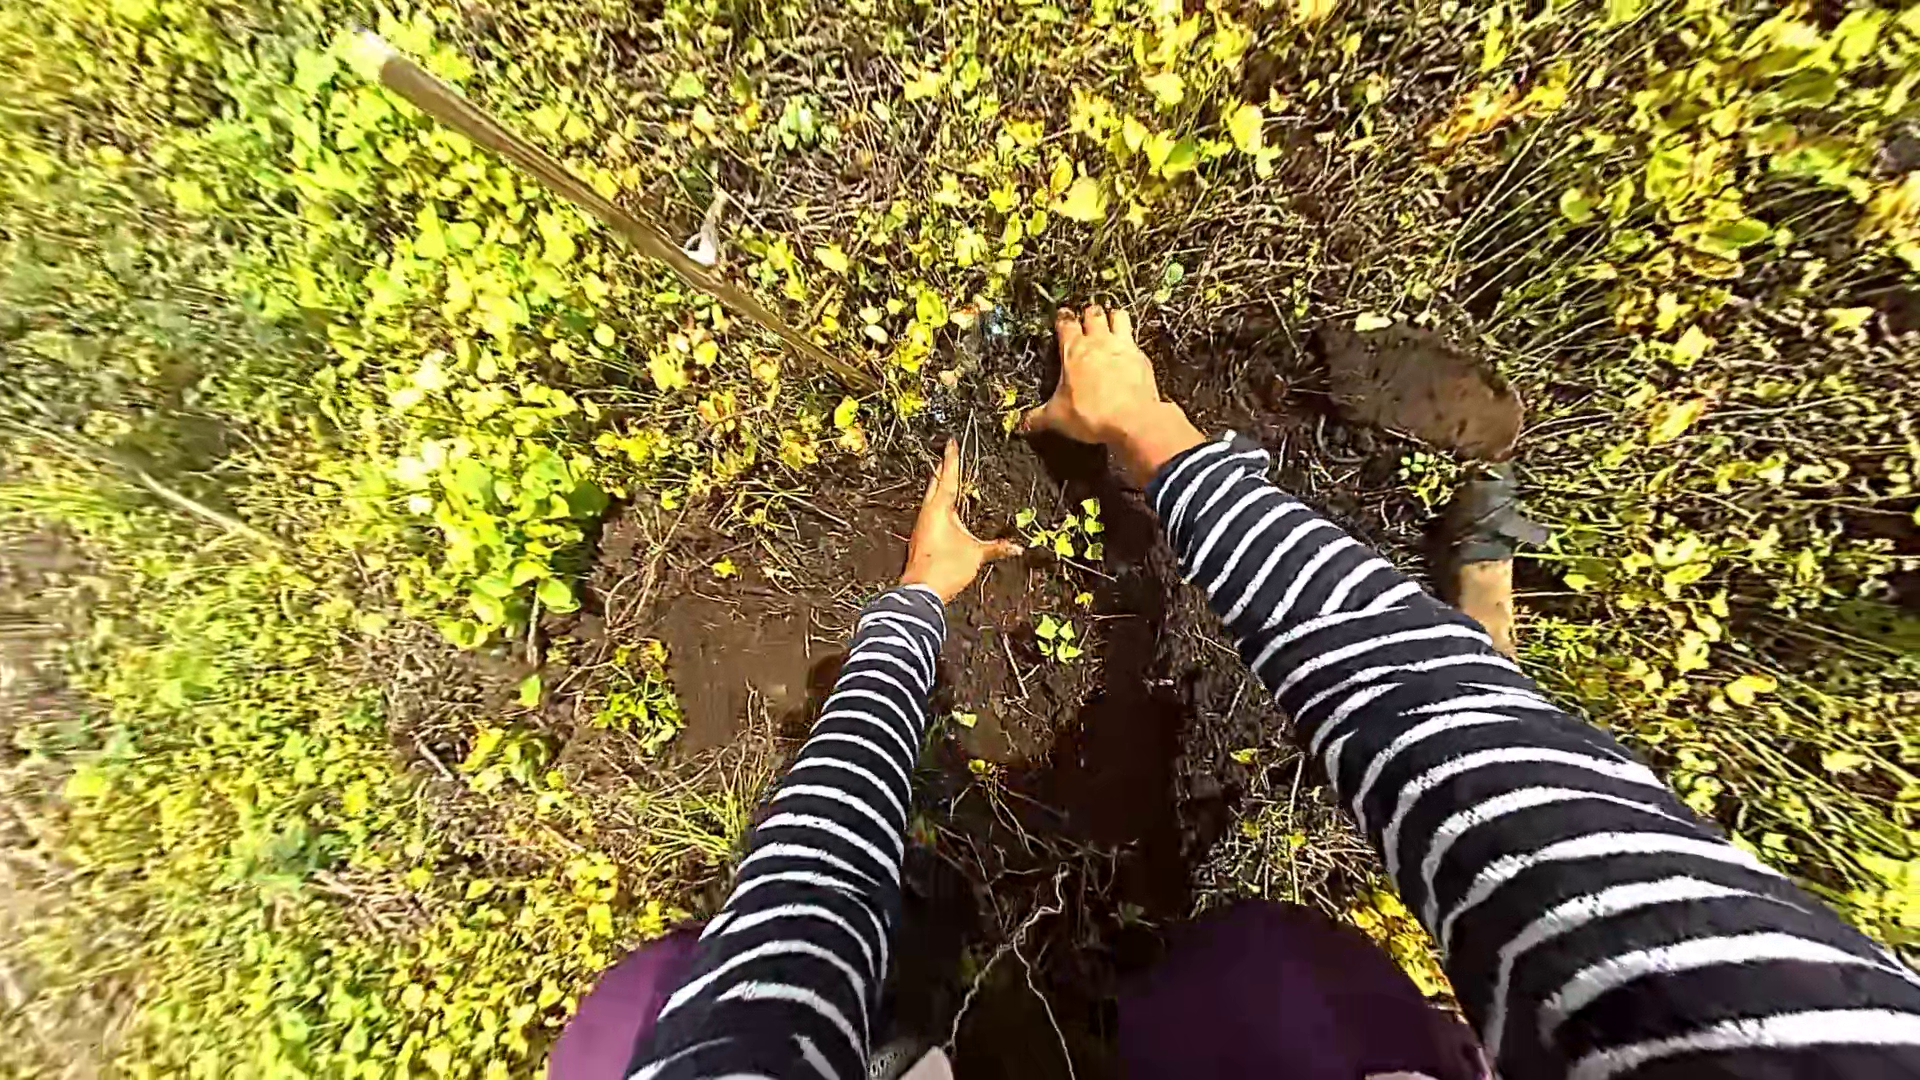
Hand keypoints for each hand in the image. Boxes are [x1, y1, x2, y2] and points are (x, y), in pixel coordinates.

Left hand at [900, 440, 1022, 602]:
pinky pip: (930, 512)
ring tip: (947, 477)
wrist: (921, 591)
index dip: (952, 459)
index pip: (948, 478)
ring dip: (939, 486)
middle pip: (935, 484)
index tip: (952, 442)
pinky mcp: (920, 536)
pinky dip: (938, 504)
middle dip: (943, 470)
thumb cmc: (946, 568)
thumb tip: (1018, 547)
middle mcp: (927, 512)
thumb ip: (997, 547)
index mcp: (940, 509)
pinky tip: (944, 509)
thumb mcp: (976, 555)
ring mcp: (921, 524)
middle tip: (949, 455)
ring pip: (930, 498)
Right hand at [1020, 305, 1203, 485]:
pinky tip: (1127, 352)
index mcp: (1073, 350)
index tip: (1062, 316)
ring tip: (1109, 324)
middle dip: (1089, 314)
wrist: (1132, 419)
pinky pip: (1135, 340)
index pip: (1066, 323)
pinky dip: (1130, 342)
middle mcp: (1098, 341)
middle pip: (1093, 313)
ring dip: (1113, 317)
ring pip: (1118, 316)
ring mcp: (1122, 346)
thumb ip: (1038, 418)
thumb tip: (1023, 424)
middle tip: (1086, 320)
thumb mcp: (1057, 418)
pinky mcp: (1141, 358)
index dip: (1063, 318)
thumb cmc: (1090, 413)